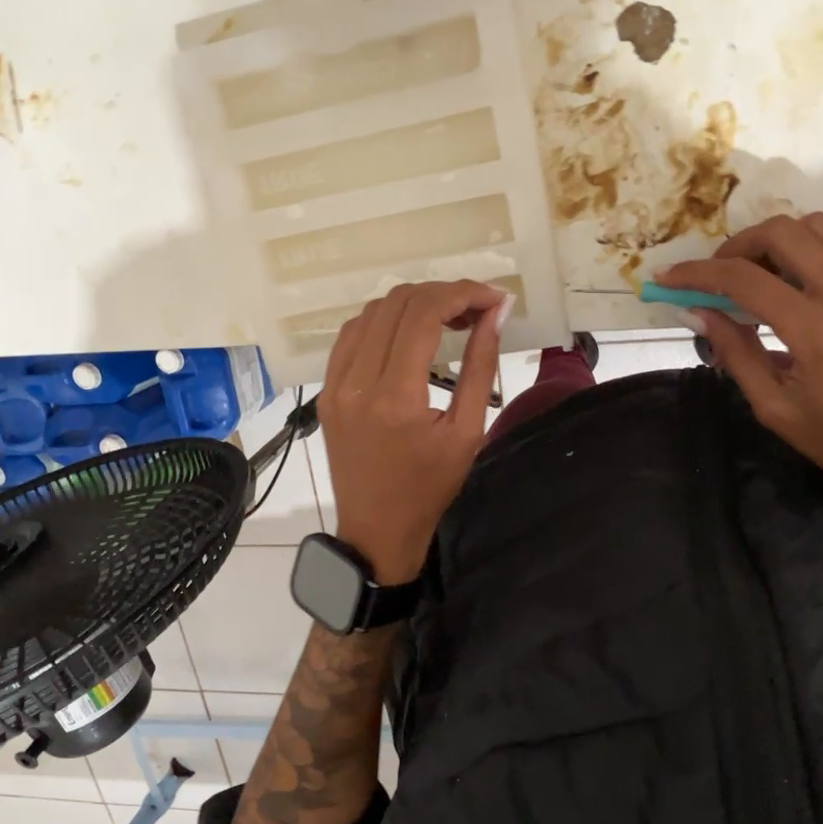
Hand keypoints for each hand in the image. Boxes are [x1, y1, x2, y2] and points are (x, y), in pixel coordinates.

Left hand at [319, 281, 508, 582]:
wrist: (377, 529)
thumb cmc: (429, 489)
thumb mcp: (468, 433)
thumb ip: (481, 368)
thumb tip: (495, 314)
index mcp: (396, 397)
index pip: (424, 314)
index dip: (462, 294)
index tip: (494, 298)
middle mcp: (357, 382)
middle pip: (397, 304)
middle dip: (442, 295)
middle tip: (478, 310)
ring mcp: (335, 384)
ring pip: (371, 312)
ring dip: (413, 304)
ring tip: (449, 319)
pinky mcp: (327, 390)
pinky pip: (352, 335)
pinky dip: (384, 321)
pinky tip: (409, 332)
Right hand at [658, 213, 822, 513]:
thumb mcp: (775, 407)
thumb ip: (735, 354)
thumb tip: (699, 314)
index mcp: (817, 331)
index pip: (745, 280)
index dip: (698, 275)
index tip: (668, 279)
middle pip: (781, 232)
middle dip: (735, 247)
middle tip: (715, 278)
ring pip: (816, 228)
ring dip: (774, 242)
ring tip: (755, 279)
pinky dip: (808, 253)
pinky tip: (793, 287)